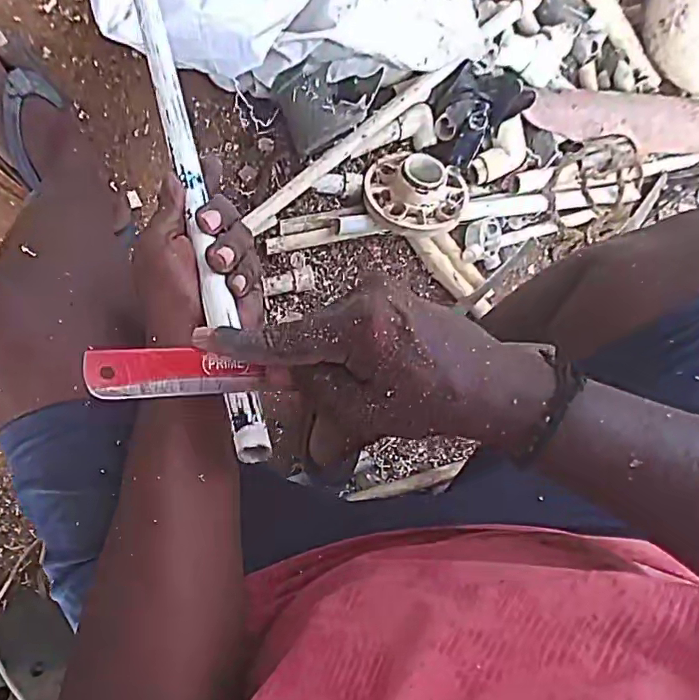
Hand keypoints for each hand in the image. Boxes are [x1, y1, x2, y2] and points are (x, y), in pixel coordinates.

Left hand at [131, 163, 263, 346]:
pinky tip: (231, 288)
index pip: (201, 197)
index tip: (209, 165)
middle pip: (229, 213)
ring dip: (231, 250)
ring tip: (217, 267)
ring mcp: (230, 269)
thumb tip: (173, 178)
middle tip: (207, 228)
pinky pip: (256, 270)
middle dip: (220, 217)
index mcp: (184, 235)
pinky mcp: (248, 290)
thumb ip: (167, 211)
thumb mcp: (155, 247)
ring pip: (245, 238)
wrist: (184, 340)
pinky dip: (242, 278)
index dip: (207, 179)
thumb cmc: (164, 301)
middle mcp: (209, 248)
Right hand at [195, 279, 557, 453]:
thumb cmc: (433, 403)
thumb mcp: (363, 412)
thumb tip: (281, 367)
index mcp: (359, 325)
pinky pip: (346, 320)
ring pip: (326, 328)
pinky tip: (370, 368)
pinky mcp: (387, 290)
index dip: (243, 345)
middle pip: (306, 333)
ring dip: (327, 357)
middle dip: (298, 363)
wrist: (491, 383)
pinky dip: (343, 345)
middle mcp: (365, 294)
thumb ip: (314, 386)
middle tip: (305, 393)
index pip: (286, 339)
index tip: (207, 339)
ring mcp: (378, 287)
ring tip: (364, 385)